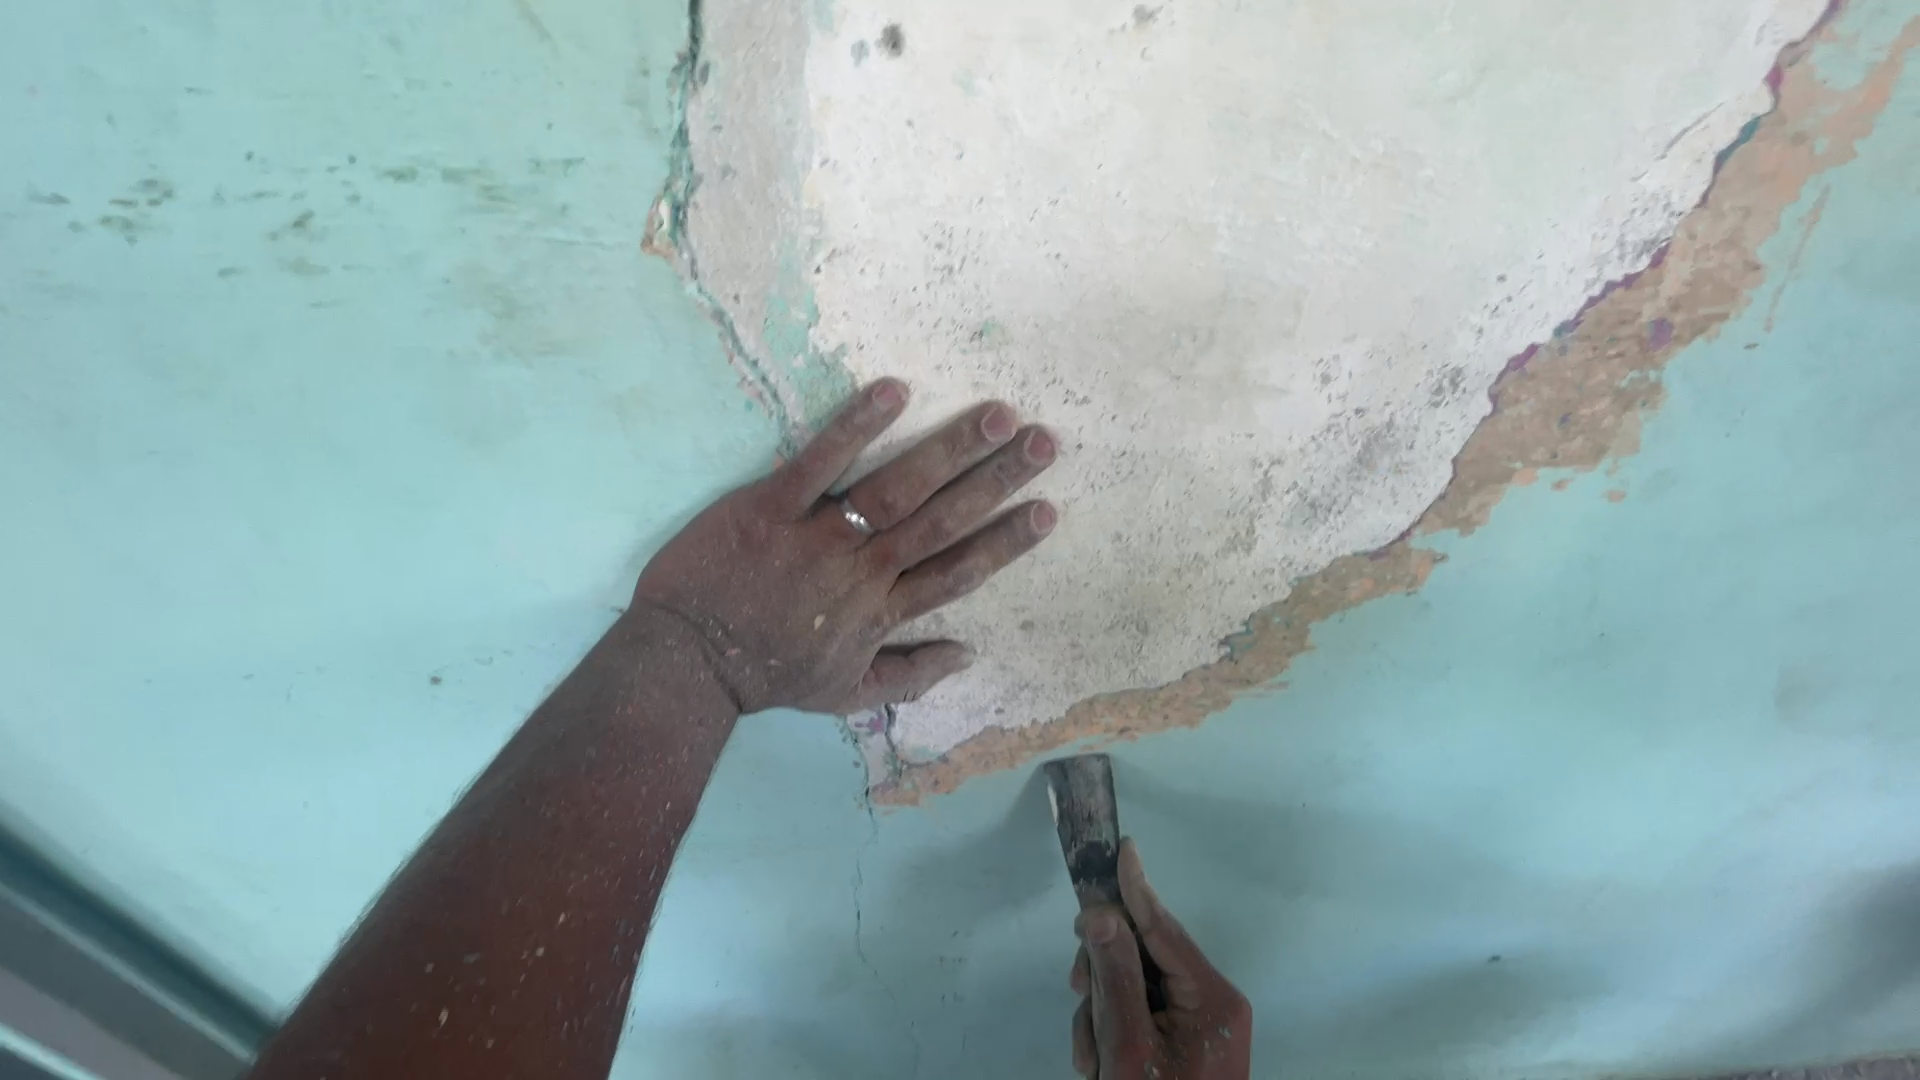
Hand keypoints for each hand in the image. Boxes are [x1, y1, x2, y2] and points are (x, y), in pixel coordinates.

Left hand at [633, 378, 1057, 714]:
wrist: (685, 664)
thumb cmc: (767, 674)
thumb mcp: (845, 696)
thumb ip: (910, 676)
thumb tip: (971, 654)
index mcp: (882, 613)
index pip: (959, 573)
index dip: (1006, 543)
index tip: (1048, 510)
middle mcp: (863, 571)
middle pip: (942, 521)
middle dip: (997, 481)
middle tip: (1044, 442)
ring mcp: (817, 537)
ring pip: (896, 489)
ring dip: (949, 451)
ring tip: (997, 415)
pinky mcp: (769, 508)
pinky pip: (818, 463)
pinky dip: (854, 427)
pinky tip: (895, 390)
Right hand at [1070, 840, 1251, 1079]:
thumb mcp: (1128, 1047)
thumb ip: (1114, 974)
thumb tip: (1103, 912)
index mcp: (1213, 998)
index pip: (1164, 926)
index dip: (1136, 887)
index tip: (1122, 846)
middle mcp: (1211, 1002)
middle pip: (1143, 952)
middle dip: (1104, 971)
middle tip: (1075, 987)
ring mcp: (1196, 1023)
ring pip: (1131, 981)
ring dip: (1100, 1009)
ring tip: (1090, 1057)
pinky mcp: (1180, 1041)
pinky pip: (1135, 1008)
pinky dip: (1109, 1028)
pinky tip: (1099, 1061)